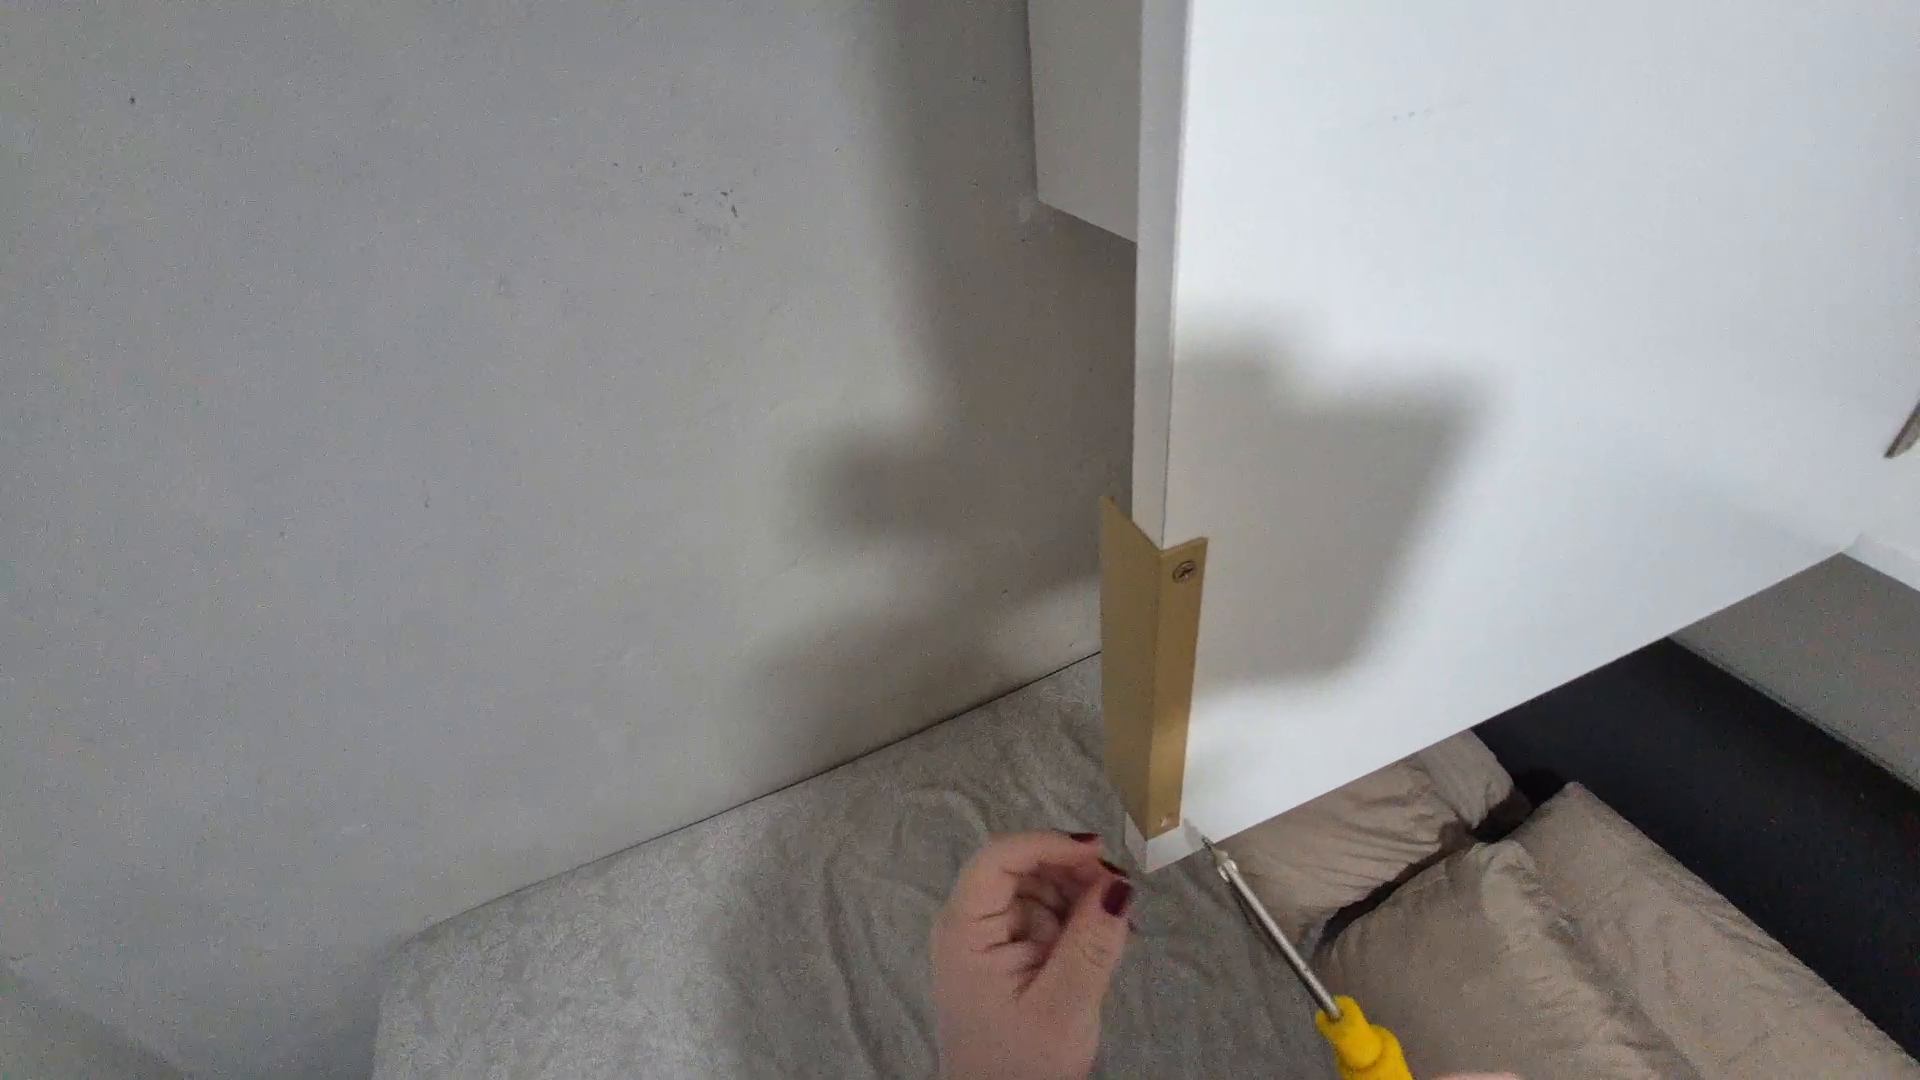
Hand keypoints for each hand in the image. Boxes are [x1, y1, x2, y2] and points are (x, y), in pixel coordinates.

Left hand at [930, 831, 1133, 1079]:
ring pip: (1035, 885)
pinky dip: (1073, 917)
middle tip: (1119, 890)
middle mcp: (968, 920)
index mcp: (964, 928)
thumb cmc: (1022, 1069)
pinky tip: (1102, 936)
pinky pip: (1041, 913)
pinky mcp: (1004, 949)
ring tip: (1116, 923)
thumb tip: (1119, 884)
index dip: (1046, 844)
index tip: (1097, 851)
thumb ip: (1091, 944)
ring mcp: (985, 934)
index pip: (998, 858)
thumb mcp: (1063, 1009)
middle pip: (1019, 866)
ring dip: (1077, 892)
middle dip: (1070, 870)